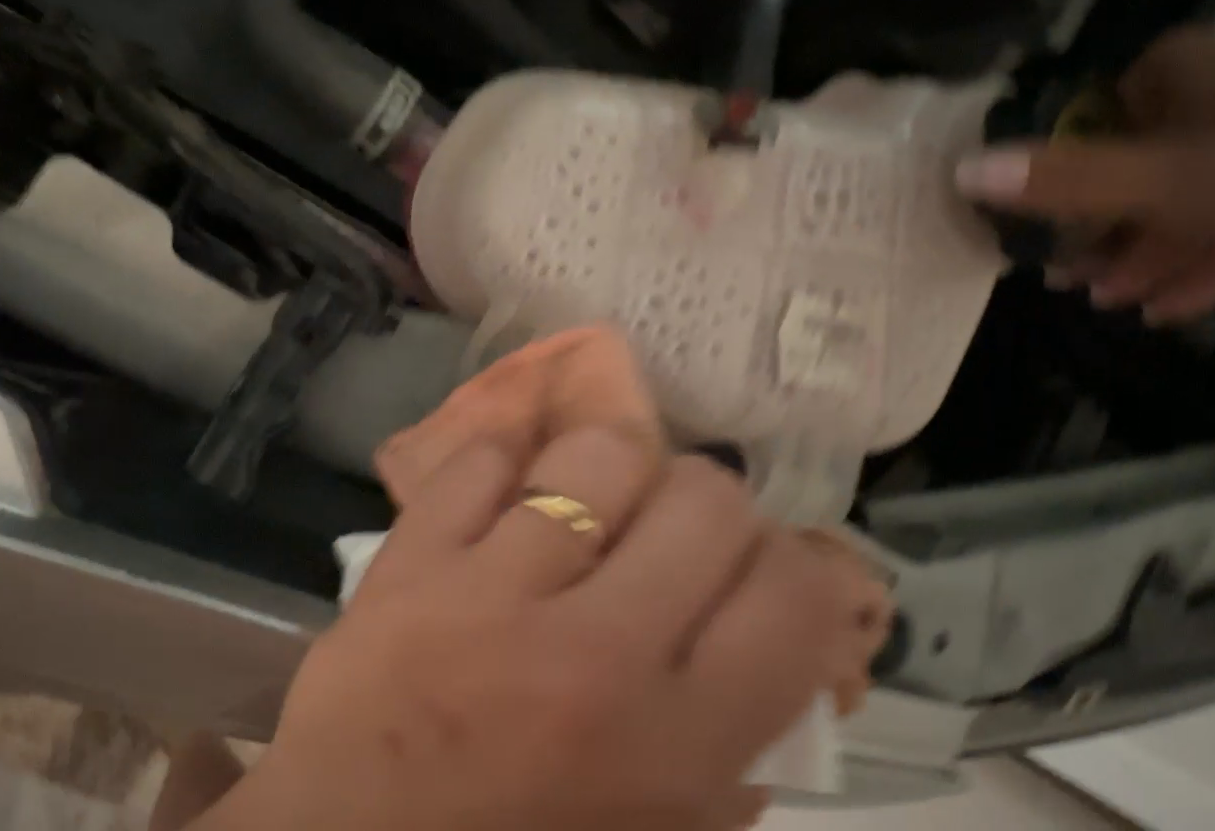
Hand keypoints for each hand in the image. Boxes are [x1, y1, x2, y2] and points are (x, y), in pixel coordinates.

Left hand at [191, 428, 876, 830]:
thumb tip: (777, 645)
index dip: (803, 568)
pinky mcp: (412, 559)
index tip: (769, 573)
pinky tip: (506, 499)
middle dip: (708, 507)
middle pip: (706, 501)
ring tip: (592, 505)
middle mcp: (595, 649)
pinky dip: (505, 463)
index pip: (793, 597)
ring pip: (598, 454)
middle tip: (676, 535)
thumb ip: (733, 759)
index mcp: (672, 739)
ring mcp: (493, 591)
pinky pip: (483, 457)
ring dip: (612, 470)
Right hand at [955, 29, 1214, 323]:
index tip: (1018, 219)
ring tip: (1099, 302)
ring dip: (1140, 253)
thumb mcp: (1193, 176)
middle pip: (1128, 165)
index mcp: (1184, 77)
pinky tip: (1164, 309)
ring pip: (1181, 202)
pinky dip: (1198, 263)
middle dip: (1094, 228)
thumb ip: (1075, 179)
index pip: (1084, 117)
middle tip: (1056, 277)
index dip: (1047, 169)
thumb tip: (958, 172)